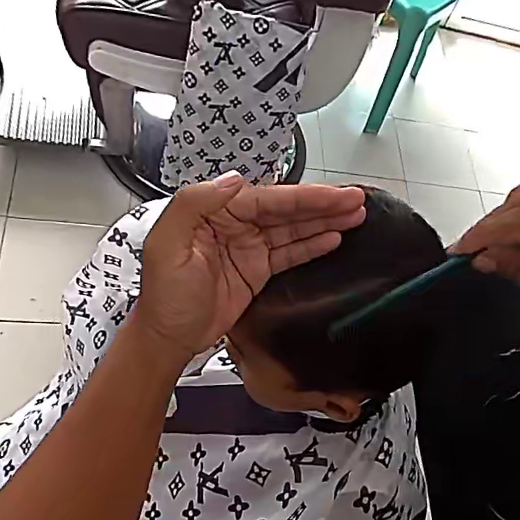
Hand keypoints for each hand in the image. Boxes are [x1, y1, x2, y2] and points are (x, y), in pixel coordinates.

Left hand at [133, 173, 366, 364]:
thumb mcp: (167, 245)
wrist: (169, 338)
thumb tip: (234, 180)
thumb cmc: (163, 297)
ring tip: (355, 214)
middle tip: (356, 200)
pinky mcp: (258, 270)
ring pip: (293, 229)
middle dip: (322, 204)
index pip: (266, 199)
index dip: (303, 197)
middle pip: (285, 210)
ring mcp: (248, 248)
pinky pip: (290, 253)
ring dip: (324, 221)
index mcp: (212, 213)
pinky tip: (334, 237)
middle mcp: (233, 226)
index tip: (333, 195)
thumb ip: (195, 205)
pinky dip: (312, 244)